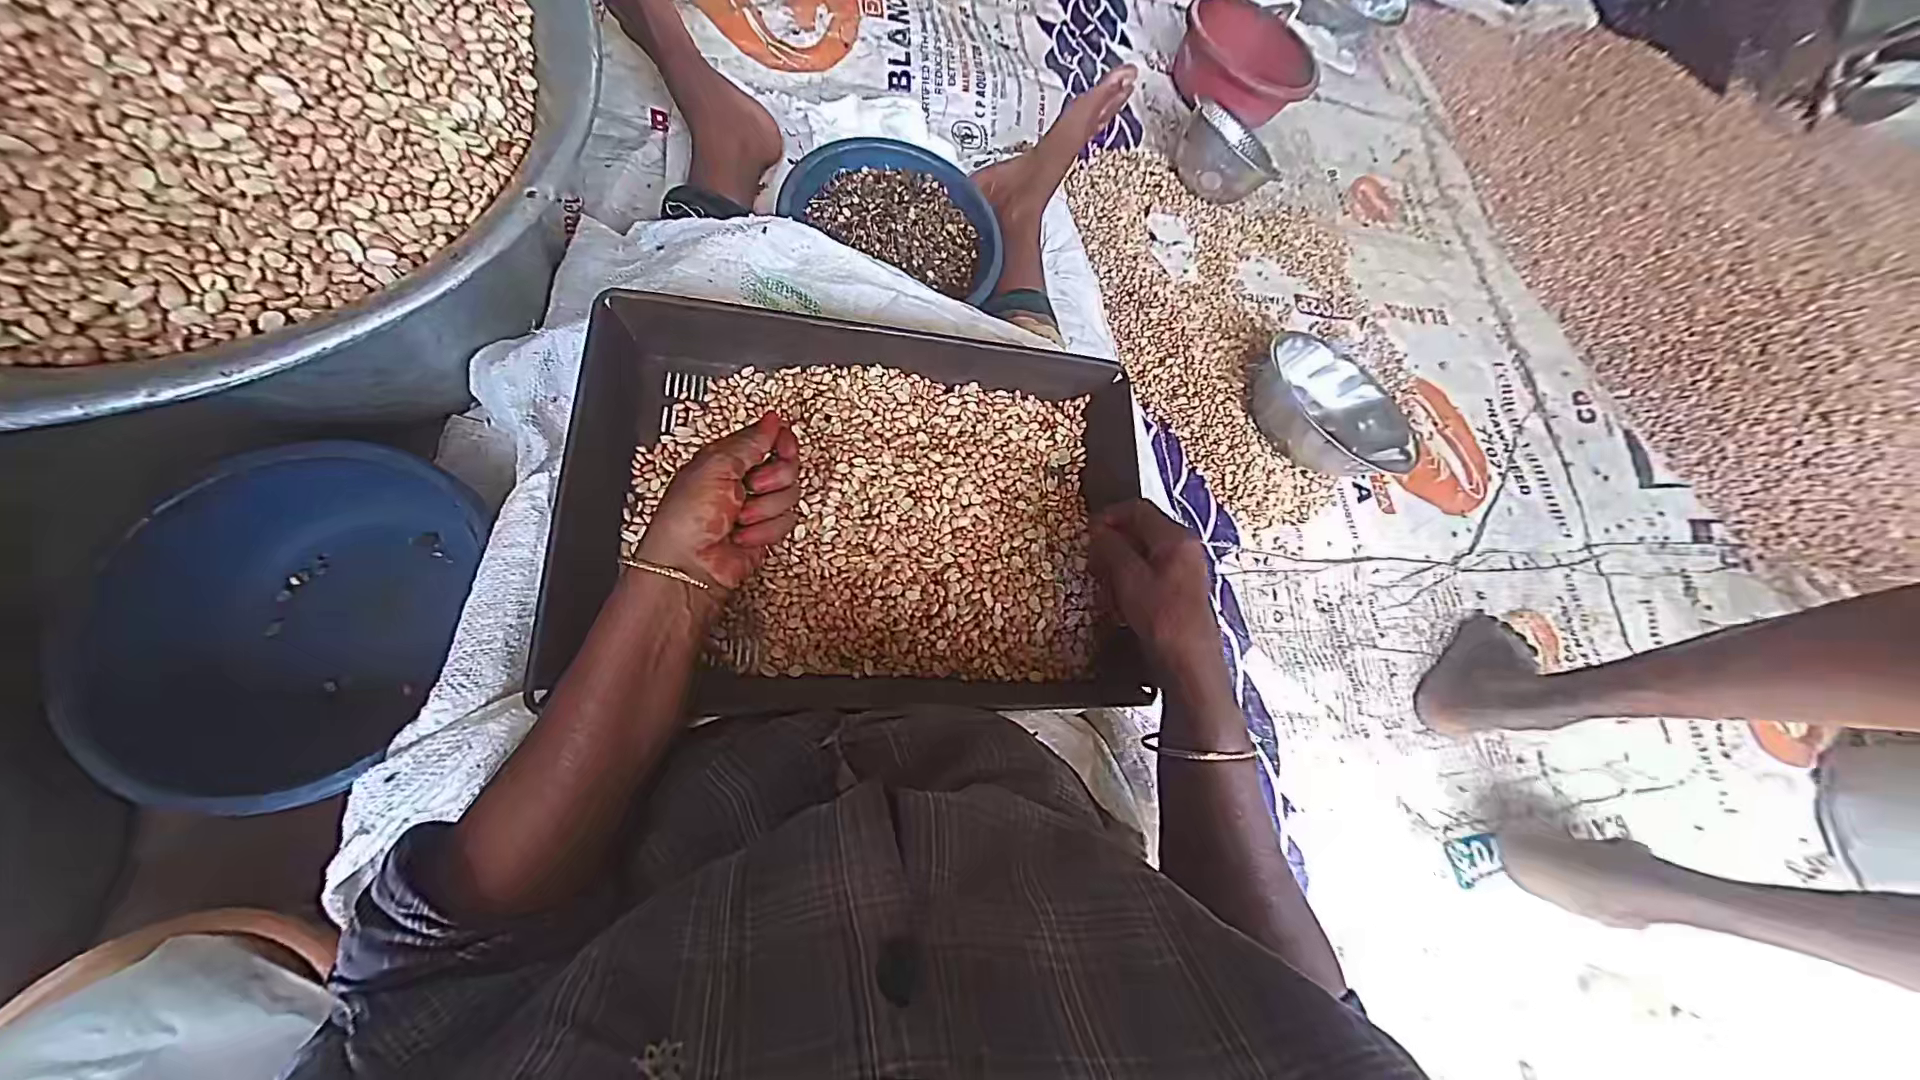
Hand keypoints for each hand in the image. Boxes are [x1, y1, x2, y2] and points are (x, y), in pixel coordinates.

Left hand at [636, 411, 799, 594]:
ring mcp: (757, 507)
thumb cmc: (687, 519)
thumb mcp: (716, 466)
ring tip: (739, 517)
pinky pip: (787, 522)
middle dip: (773, 479)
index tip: (784, 447)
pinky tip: (744, 535)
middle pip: (787, 468)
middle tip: (752, 487)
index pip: (769, 440)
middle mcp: (744, 481)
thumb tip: (771, 420)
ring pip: (790, 496)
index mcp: (728, 458)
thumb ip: (750, 441)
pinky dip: (766, 530)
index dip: (782, 442)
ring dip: (765, 509)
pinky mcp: (766, 531)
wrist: (689, 565)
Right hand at [1089, 500, 1223, 681]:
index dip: (1108, 517)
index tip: (1088, 532)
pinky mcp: (1178, 590)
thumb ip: (1112, 548)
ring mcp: (1183, 570)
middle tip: (1094, 564)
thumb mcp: (1129, 579)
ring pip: (1141, 555)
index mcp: (1176, 538)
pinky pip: (1148, 575)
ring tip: (1107, 591)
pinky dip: (1130, 584)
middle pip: (1139, 532)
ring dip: (1118, 569)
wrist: (1189, 663)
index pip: (1137, 509)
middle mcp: (1184, 549)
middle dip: (1112, 547)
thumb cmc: (1164, 620)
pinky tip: (1121, 606)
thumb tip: (1098, 530)